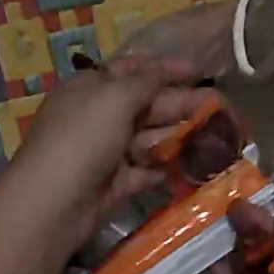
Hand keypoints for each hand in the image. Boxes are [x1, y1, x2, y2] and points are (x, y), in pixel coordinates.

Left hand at [3, 56, 217, 243]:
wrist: (53, 205)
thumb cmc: (82, 139)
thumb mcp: (115, 96)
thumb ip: (147, 81)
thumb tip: (168, 70)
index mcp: (90, 88)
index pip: (131, 70)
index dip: (165, 68)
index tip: (199, 71)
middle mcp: (96, 118)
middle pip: (144, 106)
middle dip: (180, 104)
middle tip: (219, 107)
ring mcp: (102, 155)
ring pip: (145, 140)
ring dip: (176, 137)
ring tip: (214, 137)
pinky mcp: (110, 187)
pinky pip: (141, 173)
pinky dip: (162, 169)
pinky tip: (189, 167)